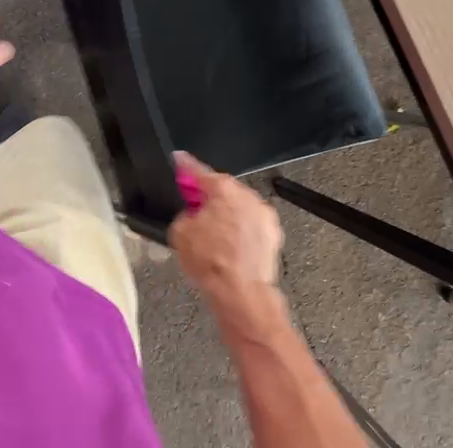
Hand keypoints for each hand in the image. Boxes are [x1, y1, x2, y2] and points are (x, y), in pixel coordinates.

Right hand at [169, 152, 284, 314]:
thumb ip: (183, 215)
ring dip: (227, 216)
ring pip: (239, 208)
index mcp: (223, 189)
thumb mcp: (179, 234)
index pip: (198, 170)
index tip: (181, 160)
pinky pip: (252, 226)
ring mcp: (262, 215)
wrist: (240, 293)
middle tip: (196, 214)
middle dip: (209, 199)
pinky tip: (230, 250)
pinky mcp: (273, 234)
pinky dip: (242, 232)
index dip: (186, 165)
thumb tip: (189, 216)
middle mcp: (246, 196)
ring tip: (214, 241)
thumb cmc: (214, 264)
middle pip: (223, 190)